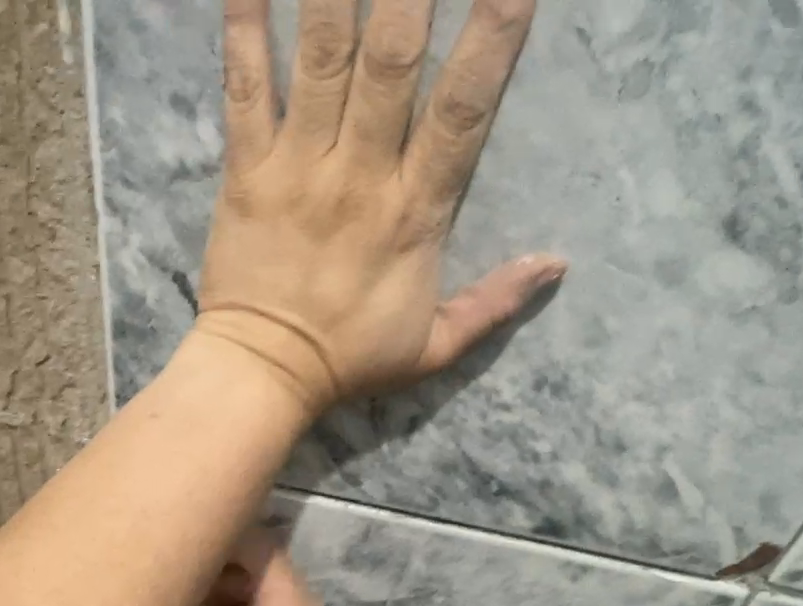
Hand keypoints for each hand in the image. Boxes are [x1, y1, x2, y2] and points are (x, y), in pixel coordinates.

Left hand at [192, 0, 562, 415]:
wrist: (265, 374)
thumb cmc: (351, 360)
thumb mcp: (436, 347)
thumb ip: (495, 302)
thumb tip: (557, 262)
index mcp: (416, 214)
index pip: (466, 112)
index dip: (494, 38)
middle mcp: (361, 174)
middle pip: (392, 61)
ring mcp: (299, 166)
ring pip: (321, 58)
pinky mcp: (245, 169)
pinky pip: (245, 88)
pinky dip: (245, 25)